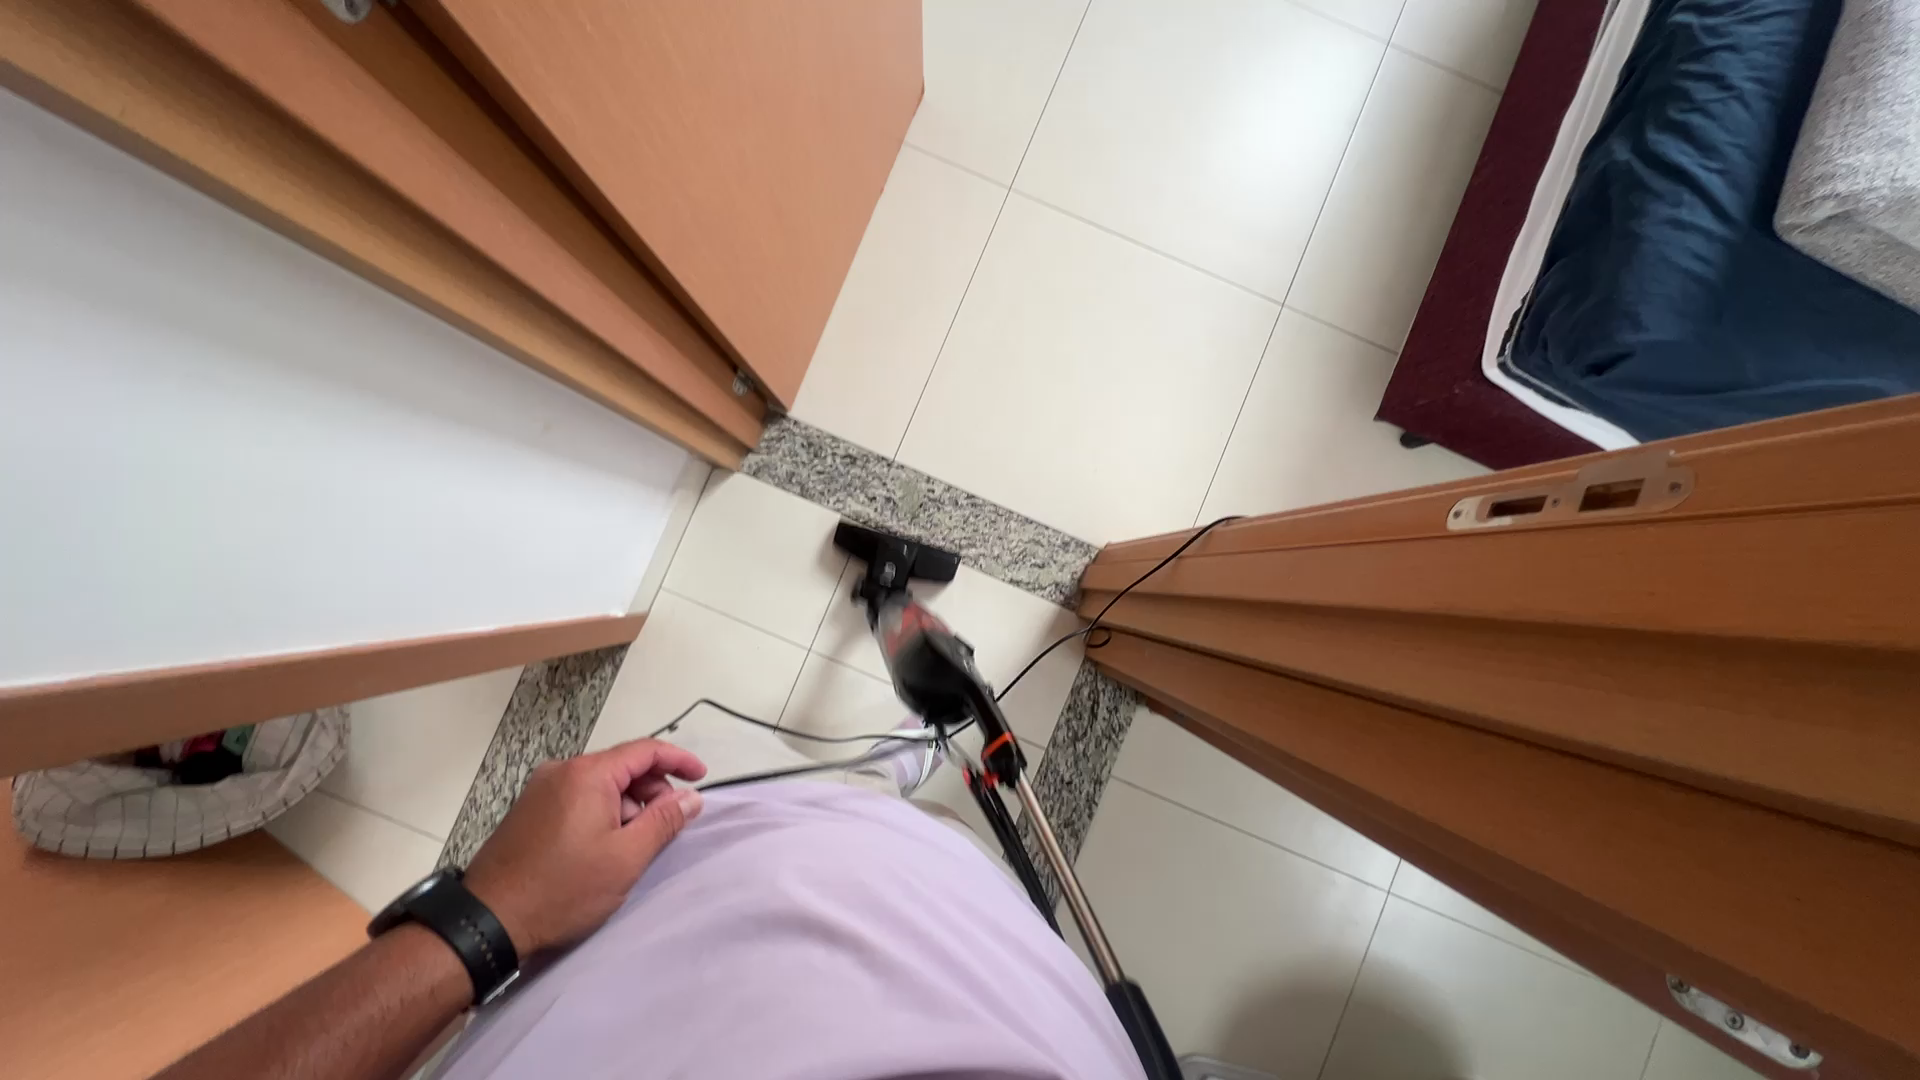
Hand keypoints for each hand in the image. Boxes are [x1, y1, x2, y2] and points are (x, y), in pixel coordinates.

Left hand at [464, 739, 706, 954]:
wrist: (484, 924)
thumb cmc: (563, 888)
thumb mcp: (626, 858)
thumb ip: (664, 821)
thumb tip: (691, 797)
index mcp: (588, 774)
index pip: (646, 750)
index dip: (679, 760)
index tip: (701, 778)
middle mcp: (562, 771)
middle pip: (623, 765)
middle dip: (653, 789)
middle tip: (668, 823)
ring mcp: (540, 790)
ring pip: (601, 783)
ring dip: (627, 804)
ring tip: (635, 841)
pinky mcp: (528, 811)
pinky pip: (579, 796)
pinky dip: (603, 810)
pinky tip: (605, 844)